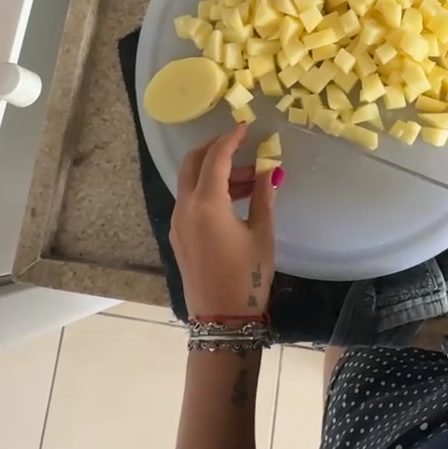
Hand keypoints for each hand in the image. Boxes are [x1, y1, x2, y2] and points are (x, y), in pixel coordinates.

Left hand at [171, 124, 281, 319]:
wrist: (222, 321)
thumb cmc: (247, 278)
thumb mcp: (261, 234)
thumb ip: (263, 196)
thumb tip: (269, 170)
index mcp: (206, 203)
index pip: (216, 157)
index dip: (232, 139)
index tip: (246, 127)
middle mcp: (185, 207)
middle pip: (193, 162)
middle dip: (215, 148)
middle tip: (241, 146)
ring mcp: (178, 222)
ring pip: (191, 181)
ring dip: (215, 171)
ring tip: (249, 179)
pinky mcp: (178, 236)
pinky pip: (190, 199)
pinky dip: (208, 189)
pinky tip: (233, 199)